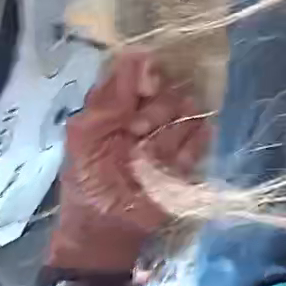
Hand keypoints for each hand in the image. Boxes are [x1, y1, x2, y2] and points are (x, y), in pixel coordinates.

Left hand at [50, 51, 208, 273]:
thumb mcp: (87, 135)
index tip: (147, 87)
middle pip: (166, 93)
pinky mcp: (185, 161)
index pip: (140, 72)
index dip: (147, 75)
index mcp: (117, 105)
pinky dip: (189, 145)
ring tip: (149, 155)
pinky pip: (198, 141)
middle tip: (136, 133)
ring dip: (169, 131)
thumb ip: (110, 96)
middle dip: (155, 111)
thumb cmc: (88, 181)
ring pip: (185, 114)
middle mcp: (145, 115)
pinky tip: (172, 157)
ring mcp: (168, 137)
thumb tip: (138, 54)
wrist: (104, 232)